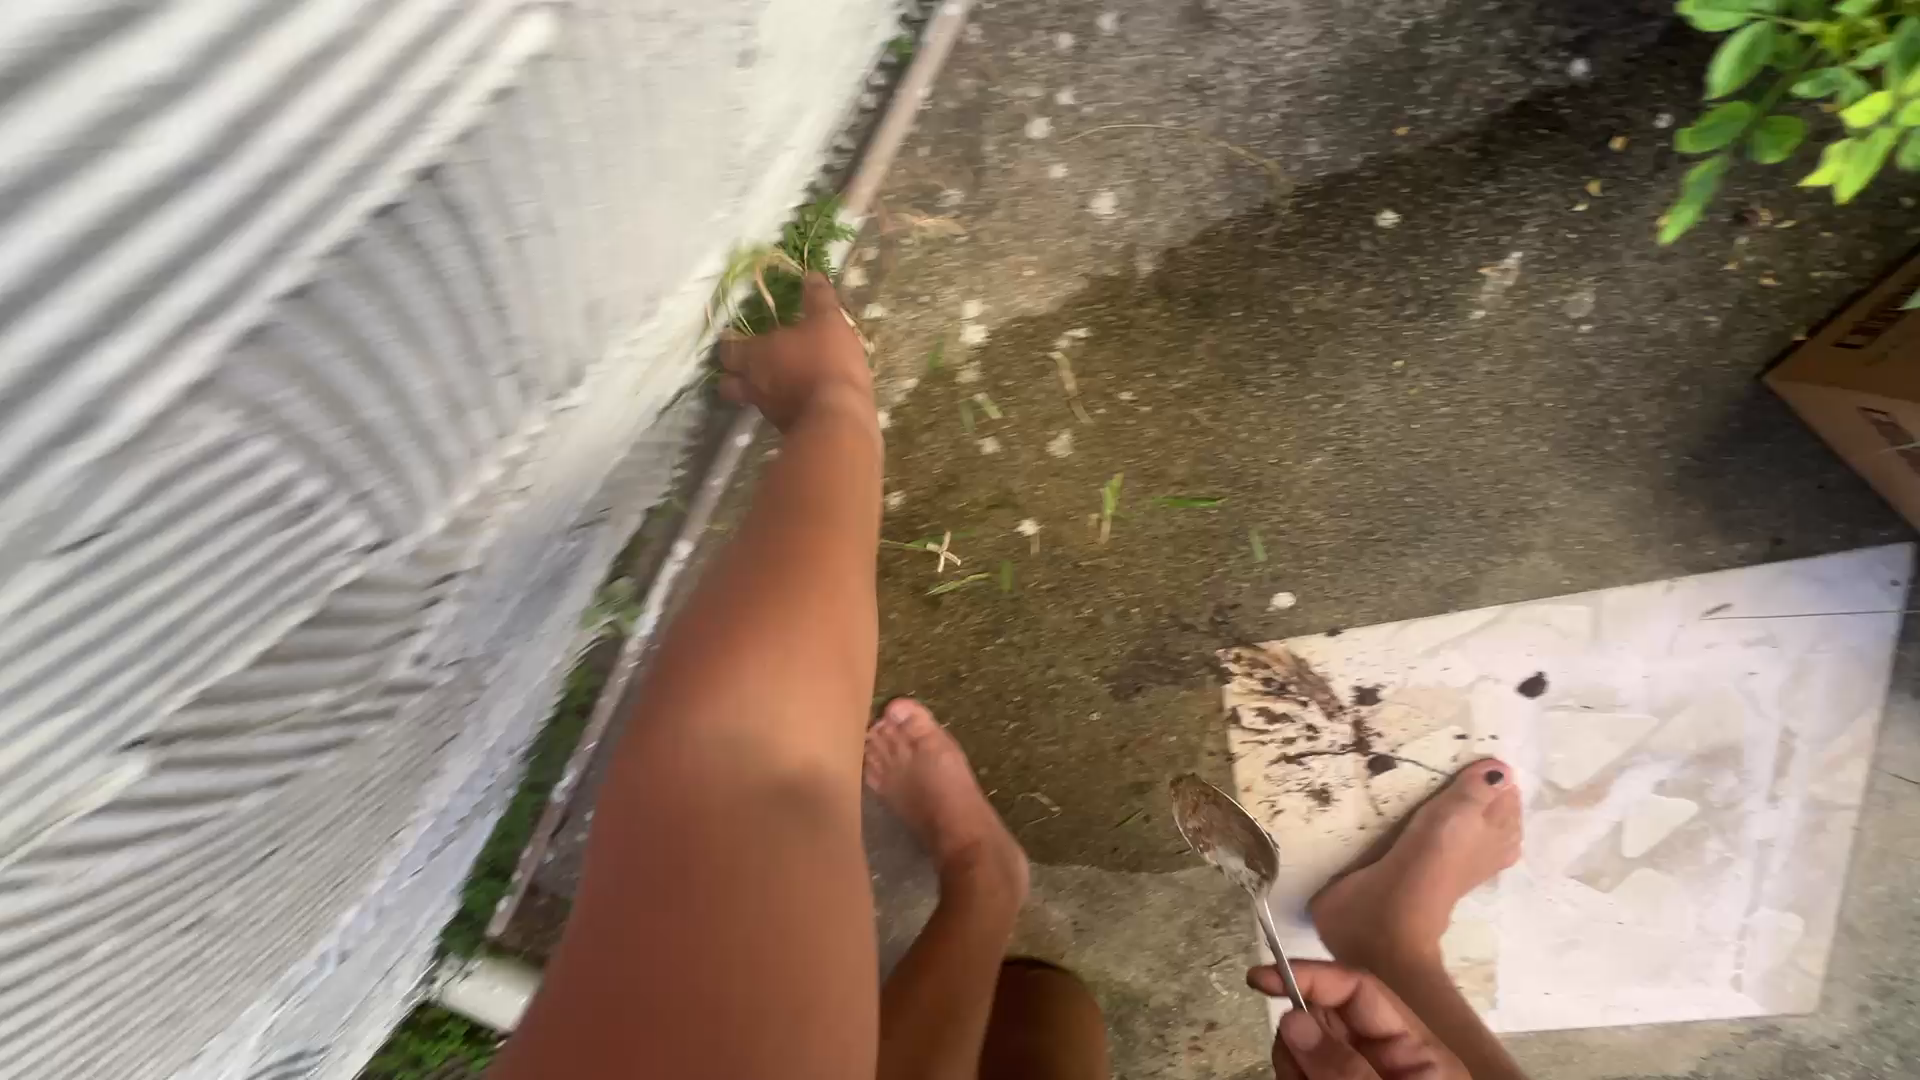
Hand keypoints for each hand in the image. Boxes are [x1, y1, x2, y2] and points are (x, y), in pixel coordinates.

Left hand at [718, 273, 872, 430]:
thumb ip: (818, 298)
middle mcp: (754, 386)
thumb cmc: (827, 363)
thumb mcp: (828, 322)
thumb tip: (812, 275)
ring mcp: (769, 412)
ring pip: (752, 402)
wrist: (840, 419)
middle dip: (732, 375)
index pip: (727, 349)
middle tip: (746, 366)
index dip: (729, 343)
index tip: (734, 337)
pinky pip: (779, 416)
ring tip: (777, 383)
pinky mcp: (788, 431)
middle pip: (728, 384)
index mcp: (755, 355)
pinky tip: (801, 401)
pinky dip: (785, 407)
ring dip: (759, 392)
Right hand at [1249, 961, 1466, 1079]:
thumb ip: (1345, 1068)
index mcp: (1416, 1052)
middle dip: (1295, 1036)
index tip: (1260, 978)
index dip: (1308, 974)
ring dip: (1292, 1065)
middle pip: (1322, 1016)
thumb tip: (1291, 1016)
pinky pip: (1303, 1071)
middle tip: (1292, 1073)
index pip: (1356, 987)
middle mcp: (1386, 1057)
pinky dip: (1293, 1079)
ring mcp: (1361, 1076)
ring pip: (1304, 1046)